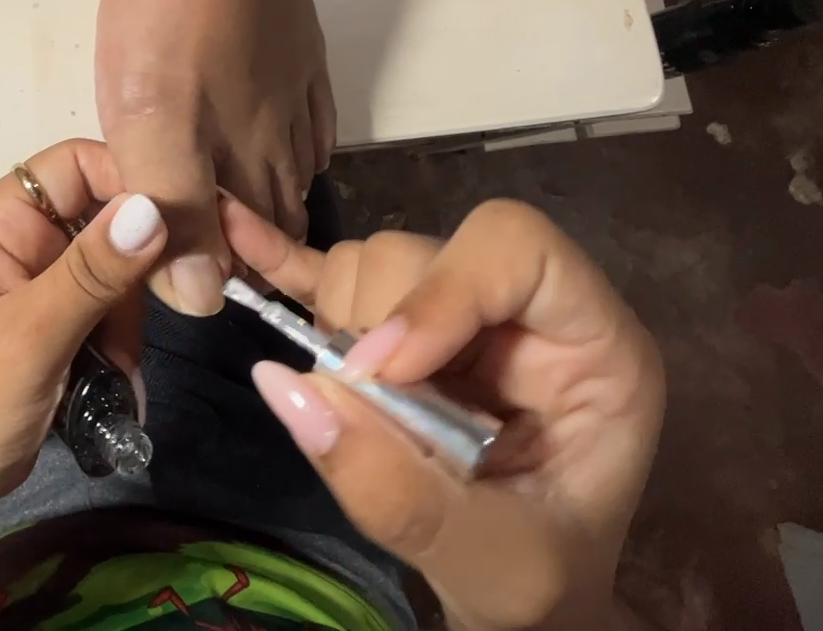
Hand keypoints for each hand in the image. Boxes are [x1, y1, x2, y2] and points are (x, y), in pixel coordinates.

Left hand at [0, 140, 168, 520]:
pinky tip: (120, 377)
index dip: (132, 179)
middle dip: (141, 260)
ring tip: (120, 366)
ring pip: (116, 262)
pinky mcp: (58, 316)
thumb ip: (92, 271)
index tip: (186, 223)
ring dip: (131, 312)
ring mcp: (40, 277)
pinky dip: (124, 336)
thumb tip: (153, 206)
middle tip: (181, 298)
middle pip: (105, 211)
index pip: (76, 164)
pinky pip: (111, 302)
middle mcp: (20, 236)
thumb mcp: (29, 337)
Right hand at [223, 197, 665, 630]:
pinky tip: (237, 231)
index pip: (514, 248)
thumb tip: (284, 386)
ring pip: (363, 262)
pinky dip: (281, 260)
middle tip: (364, 406)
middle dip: (372, 326)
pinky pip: (325, 274)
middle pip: (417, 252)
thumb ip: (401, 490)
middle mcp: (514, 306)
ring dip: (333, 326)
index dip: (441, 290)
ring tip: (350, 398)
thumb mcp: (494, 564)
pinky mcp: (383, 322)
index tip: (386, 370)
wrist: (513, 592)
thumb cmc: (537, 578)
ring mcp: (443, 307)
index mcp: (585, 343)